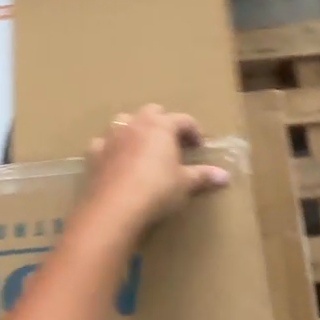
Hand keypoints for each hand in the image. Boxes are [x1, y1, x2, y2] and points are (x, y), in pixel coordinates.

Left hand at [83, 105, 229, 233]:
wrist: (115, 207)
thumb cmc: (157, 190)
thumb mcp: (184, 184)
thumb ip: (203, 176)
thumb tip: (224, 176)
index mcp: (161, 126)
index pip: (183, 120)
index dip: (194, 132)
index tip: (199, 147)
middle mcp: (135, 123)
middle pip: (152, 112)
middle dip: (163, 123)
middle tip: (171, 143)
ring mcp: (111, 136)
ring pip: (125, 121)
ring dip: (135, 130)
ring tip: (143, 148)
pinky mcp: (94, 153)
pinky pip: (104, 143)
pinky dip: (112, 149)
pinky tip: (116, 162)